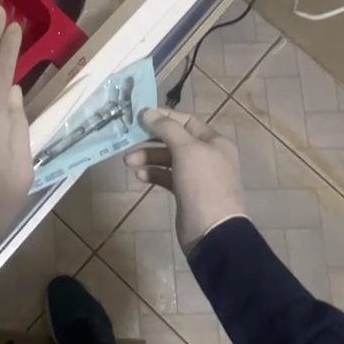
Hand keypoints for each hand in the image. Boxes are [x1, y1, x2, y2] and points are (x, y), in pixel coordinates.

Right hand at [126, 108, 247, 252]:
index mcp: (214, 142)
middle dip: (151, 140)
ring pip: (168, 159)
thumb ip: (167, 128)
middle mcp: (207, 155)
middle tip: (129, 140)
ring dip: (148, 158)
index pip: (187, 121)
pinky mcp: (186, 193)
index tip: (141, 117)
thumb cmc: (203, 184)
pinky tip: (139, 176)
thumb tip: (148, 112)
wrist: (213, 231)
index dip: (164, 117)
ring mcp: (196, 176)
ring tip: (128, 162)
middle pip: (175, 140)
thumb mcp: (186, 150)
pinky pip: (167, 177)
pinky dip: (153, 174)